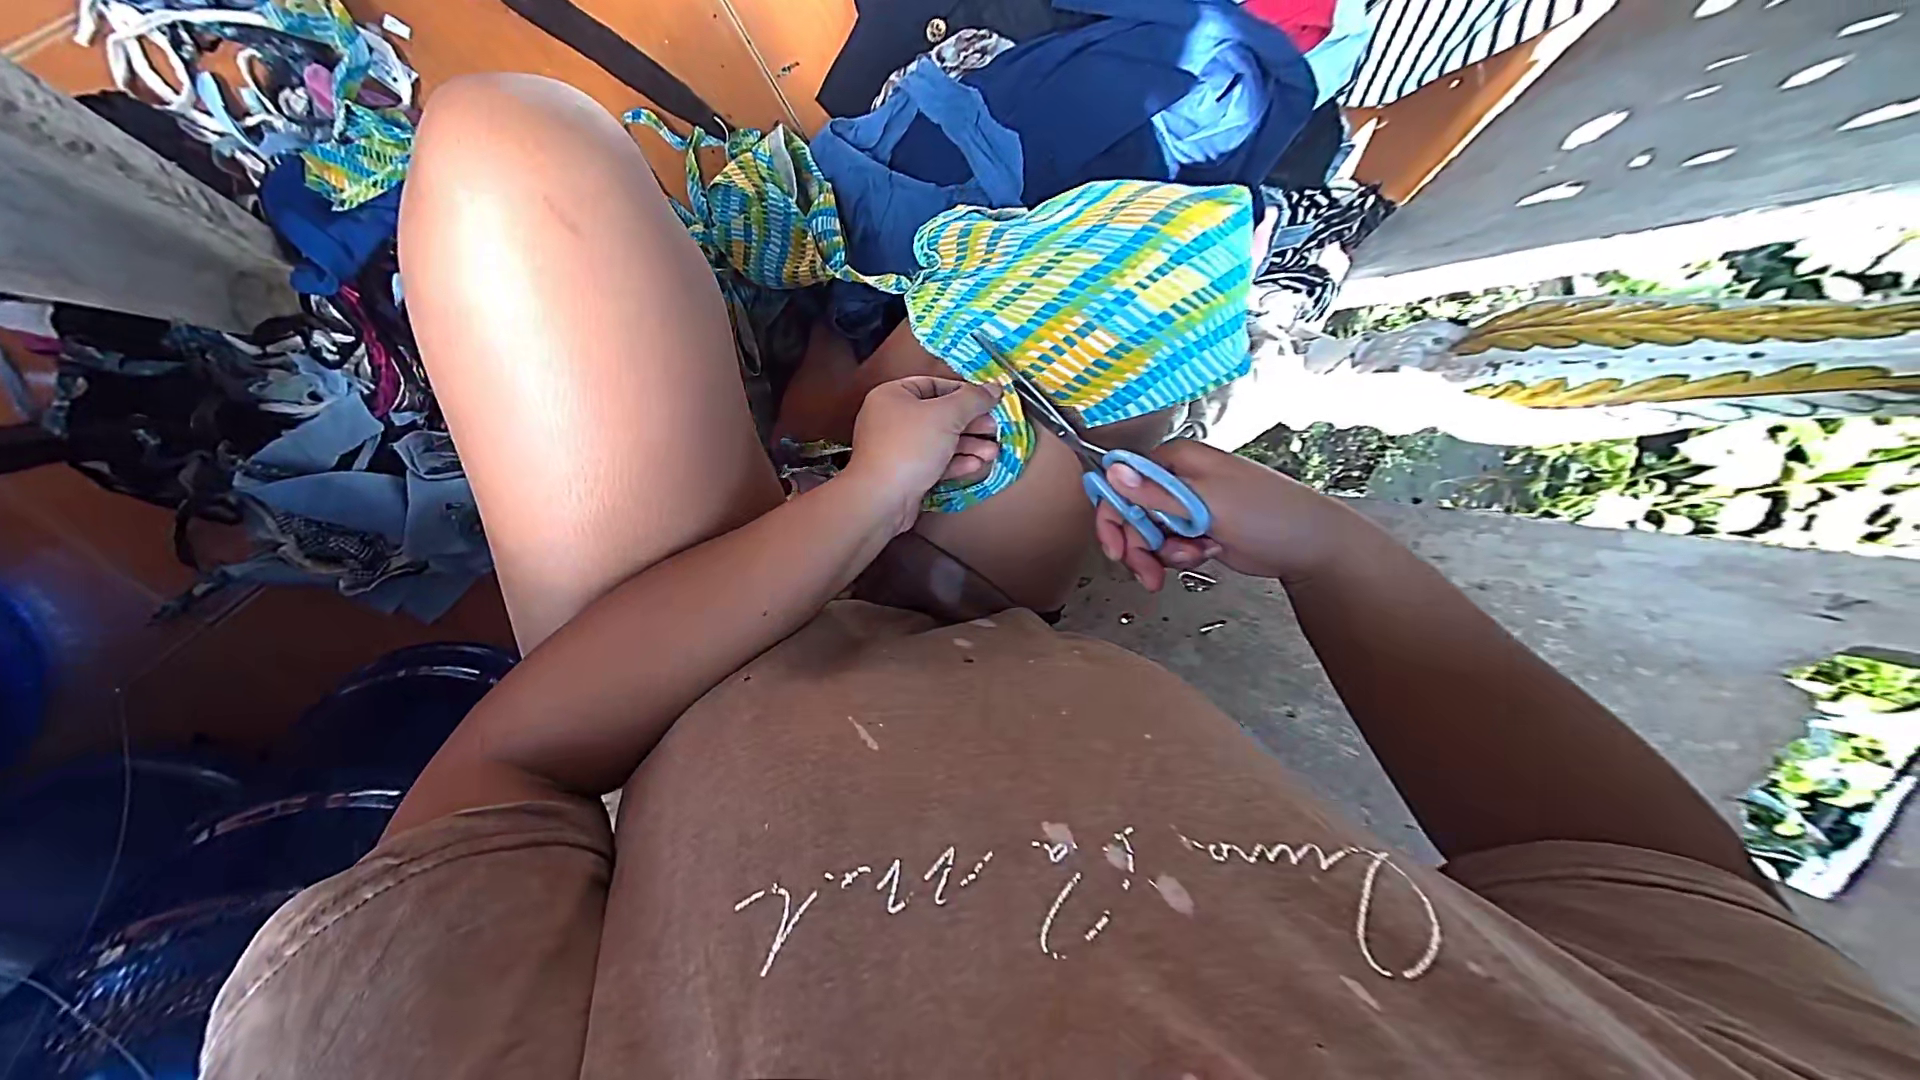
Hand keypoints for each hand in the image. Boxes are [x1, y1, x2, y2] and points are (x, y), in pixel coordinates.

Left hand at [844, 376, 1001, 533]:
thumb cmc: (909, 447)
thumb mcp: (946, 415)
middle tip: (994, 429)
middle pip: (940, 415)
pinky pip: (934, 462)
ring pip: (940, 441)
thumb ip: (973, 400)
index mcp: (893, 395)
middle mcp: (892, 419)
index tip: (988, 401)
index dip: (964, 393)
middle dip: (971, 424)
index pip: (934, 385)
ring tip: (992, 452)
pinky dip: (955, 462)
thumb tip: (994, 388)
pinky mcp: (905, 473)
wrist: (882, 499)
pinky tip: (976, 465)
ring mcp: (898, 448)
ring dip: (968, 445)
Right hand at [1094, 439, 1364, 591]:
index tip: (1115, 547)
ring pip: (1148, 534)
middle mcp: (1177, 480)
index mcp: (1176, 462)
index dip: (1113, 516)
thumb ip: (1155, 492)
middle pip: (1132, 514)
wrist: (1310, 545)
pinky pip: (1168, 546)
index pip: (1123, 483)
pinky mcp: (1195, 529)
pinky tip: (1203, 556)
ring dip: (1161, 555)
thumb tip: (1112, 471)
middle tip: (1145, 570)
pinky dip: (1178, 558)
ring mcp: (1187, 506)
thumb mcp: (1205, 503)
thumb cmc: (1269, 514)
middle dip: (1138, 546)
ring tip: (1189, 559)